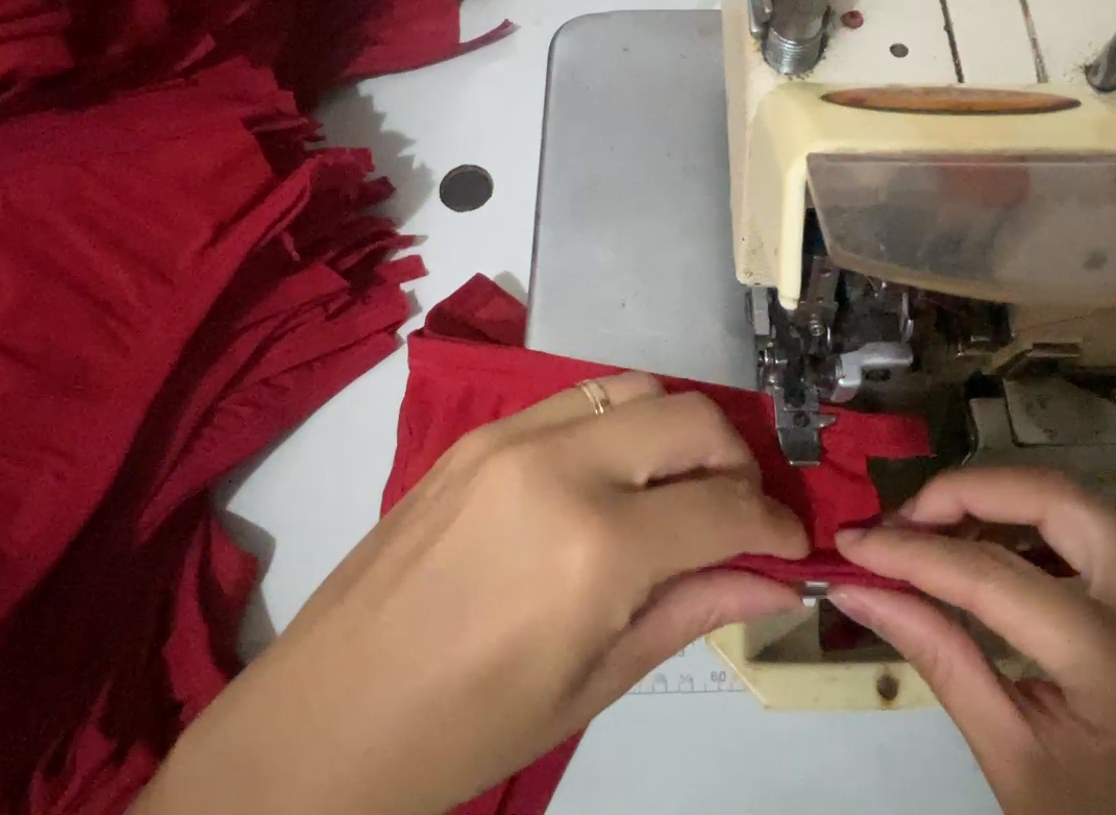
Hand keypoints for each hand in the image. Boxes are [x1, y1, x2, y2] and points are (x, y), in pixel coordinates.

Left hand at [137, 373, 808, 814]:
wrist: (325, 716)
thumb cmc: (466, 728)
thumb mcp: (595, 684)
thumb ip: (693, 610)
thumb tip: (777, 580)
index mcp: (593, 550)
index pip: (724, 507)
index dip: (774, 524)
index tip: (790, 544)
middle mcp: (558, 467)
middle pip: (692, 419)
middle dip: (738, 461)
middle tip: (738, 515)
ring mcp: (510, 438)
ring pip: (638, 387)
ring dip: (680, 430)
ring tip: (680, 487)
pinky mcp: (478, 434)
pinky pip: (578, 397)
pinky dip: (622, 420)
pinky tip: (616, 474)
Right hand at [830, 468, 1115, 814]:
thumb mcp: (1008, 757)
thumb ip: (937, 657)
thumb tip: (858, 589)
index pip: (999, 579)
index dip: (915, 552)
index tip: (854, 541)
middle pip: (1065, 502)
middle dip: (972, 491)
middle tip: (905, 516)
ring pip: (1089, 511)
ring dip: (1006, 503)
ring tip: (937, 529)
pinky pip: (1107, 546)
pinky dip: (1040, 533)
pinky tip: (992, 552)